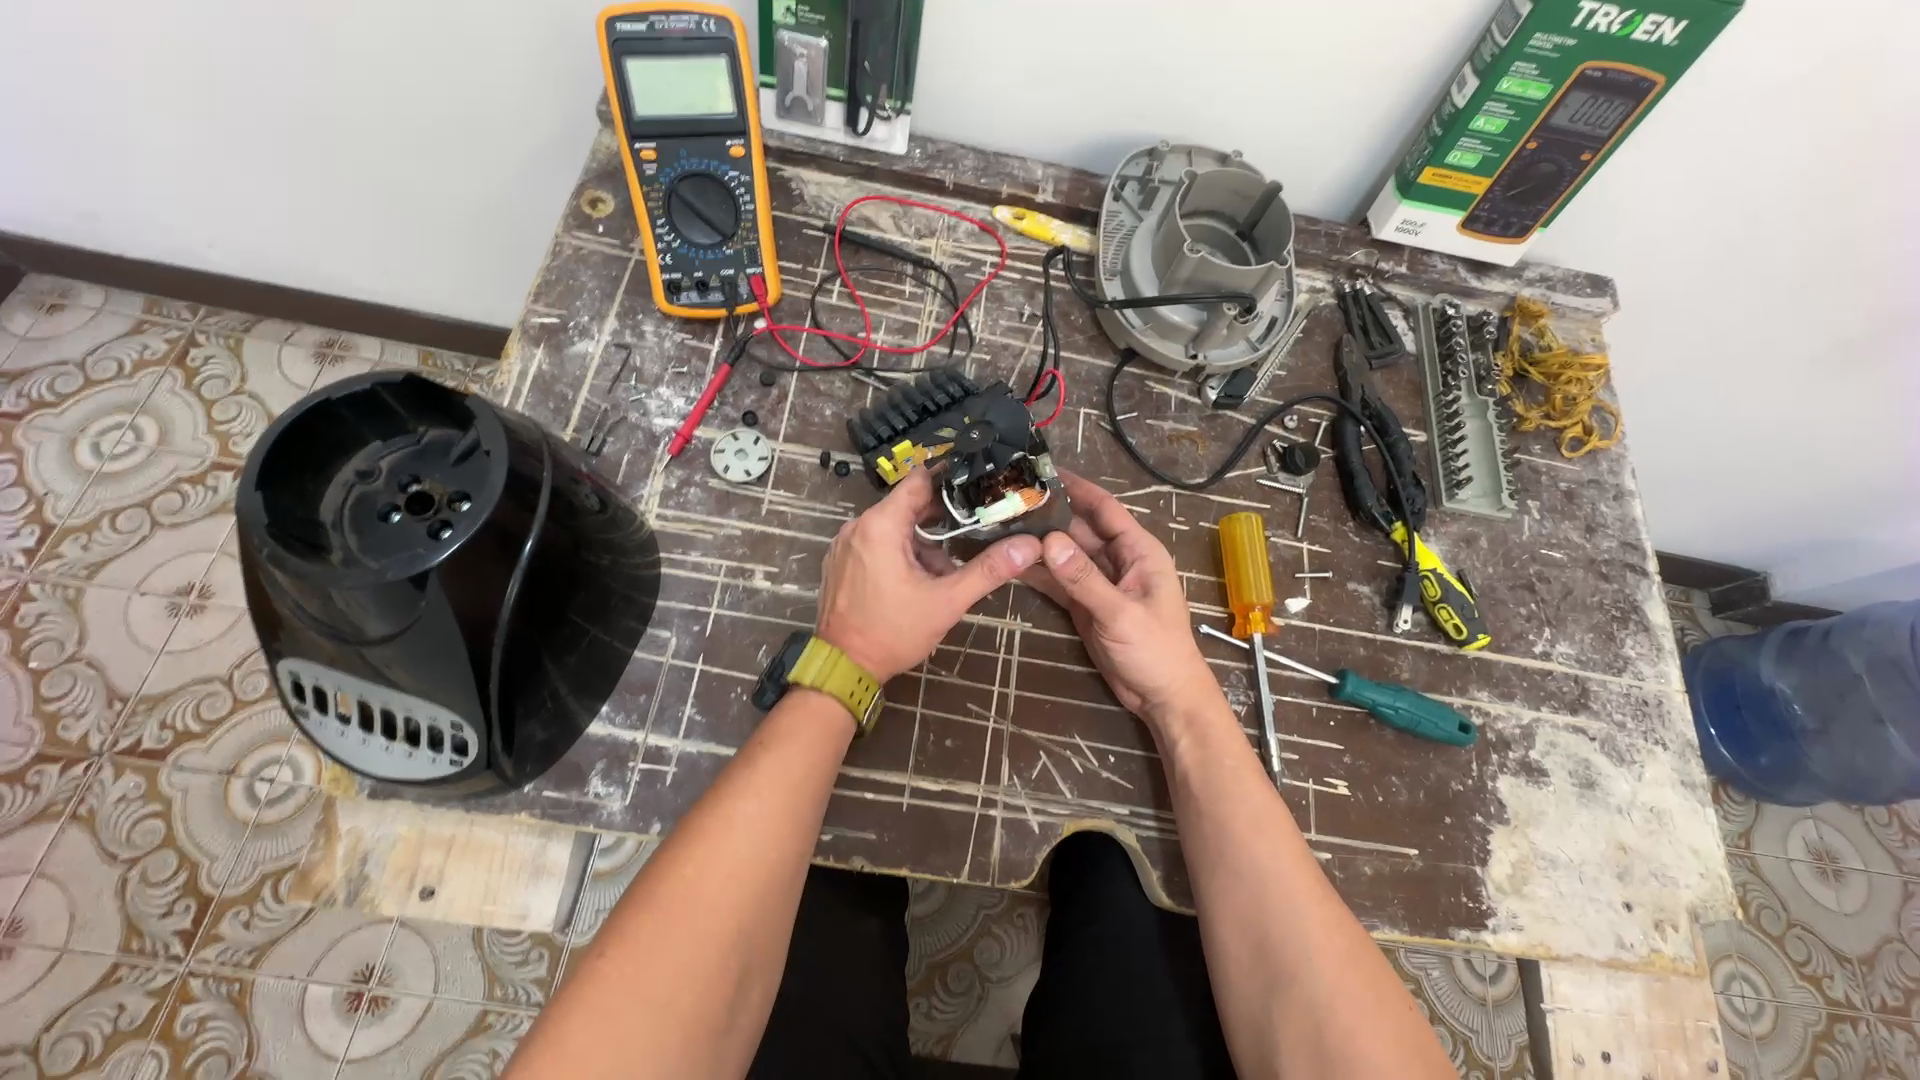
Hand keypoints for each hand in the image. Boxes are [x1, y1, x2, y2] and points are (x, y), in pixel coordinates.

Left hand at [816, 468, 1041, 681]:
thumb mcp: (947, 602)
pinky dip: (899, 554)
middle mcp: (857, 526)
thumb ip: (988, 570)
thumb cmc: (892, 633)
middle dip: (941, 519)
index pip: (919, 481)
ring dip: (921, 544)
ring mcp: (845, 545)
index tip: (978, 486)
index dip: (950, 480)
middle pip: (908, 505)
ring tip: (944, 573)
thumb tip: (1029, 547)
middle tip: (975, 530)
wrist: (843, 668)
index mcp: (880, 525)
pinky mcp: (841, 563)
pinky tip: (918, 581)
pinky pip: (875, 544)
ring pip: (893, 528)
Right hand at [1021, 473, 1217, 723]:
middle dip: (1049, 516)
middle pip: (1079, 530)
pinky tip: (1012, 562)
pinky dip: (1039, 573)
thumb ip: (1083, 578)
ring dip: (1040, 544)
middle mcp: (1119, 560)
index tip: (1044, 471)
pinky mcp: (1086, 605)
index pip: (1104, 509)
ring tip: (1003, 526)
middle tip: (1009, 502)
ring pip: (1066, 555)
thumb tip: (1048, 540)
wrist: (1163, 697)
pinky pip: (1060, 581)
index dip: (1077, 488)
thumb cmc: (1155, 650)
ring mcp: (1101, 583)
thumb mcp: (1120, 612)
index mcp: (1138, 551)